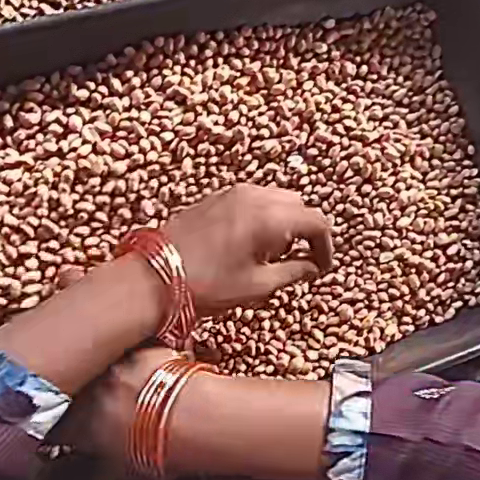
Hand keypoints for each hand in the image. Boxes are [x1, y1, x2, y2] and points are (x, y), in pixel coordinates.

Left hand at [161, 185, 333, 314]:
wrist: (154, 277)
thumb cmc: (206, 285)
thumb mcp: (258, 286)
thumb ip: (294, 272)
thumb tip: (312, 268)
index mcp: (270, 217)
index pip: (316, 222)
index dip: (325, 246)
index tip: (321, 267)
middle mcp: (254, 196)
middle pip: (297, 205)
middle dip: (304, 231)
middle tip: (298, 260)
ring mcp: (232, 193)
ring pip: (275, 199)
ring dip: (283, 222)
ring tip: (270, 254)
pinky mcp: (215, 197)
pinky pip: (251, 199)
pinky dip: (261, 216)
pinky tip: (248, 243)